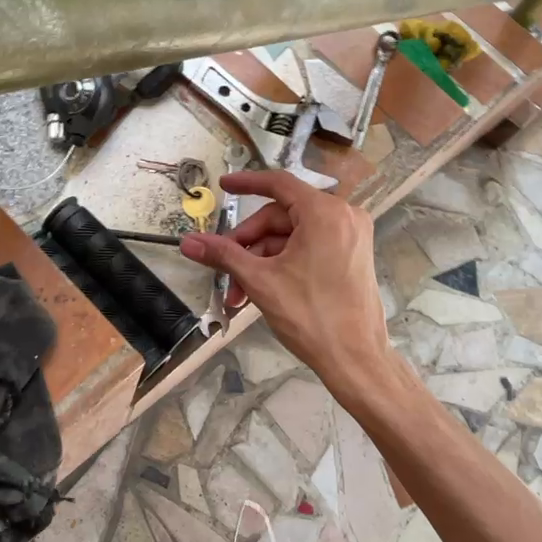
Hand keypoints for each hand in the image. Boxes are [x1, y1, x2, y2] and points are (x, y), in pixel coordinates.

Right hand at [179, 170, 391, 382]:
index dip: (246, 184)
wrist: (355, 357)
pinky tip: (262, 290)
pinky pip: (309, 248)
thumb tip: (187, 241)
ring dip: (262, 261)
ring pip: (292, 237)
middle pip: (281, 217)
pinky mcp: (353, 256)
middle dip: (249, 245)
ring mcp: (351, 237)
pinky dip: (283, 264)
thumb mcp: (260, 281)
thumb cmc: (310, 315)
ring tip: (240, 295)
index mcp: (324, 213)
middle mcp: (343, 216)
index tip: (222, 187)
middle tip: (226, 272)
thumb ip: (223, 255)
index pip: (278, 184)